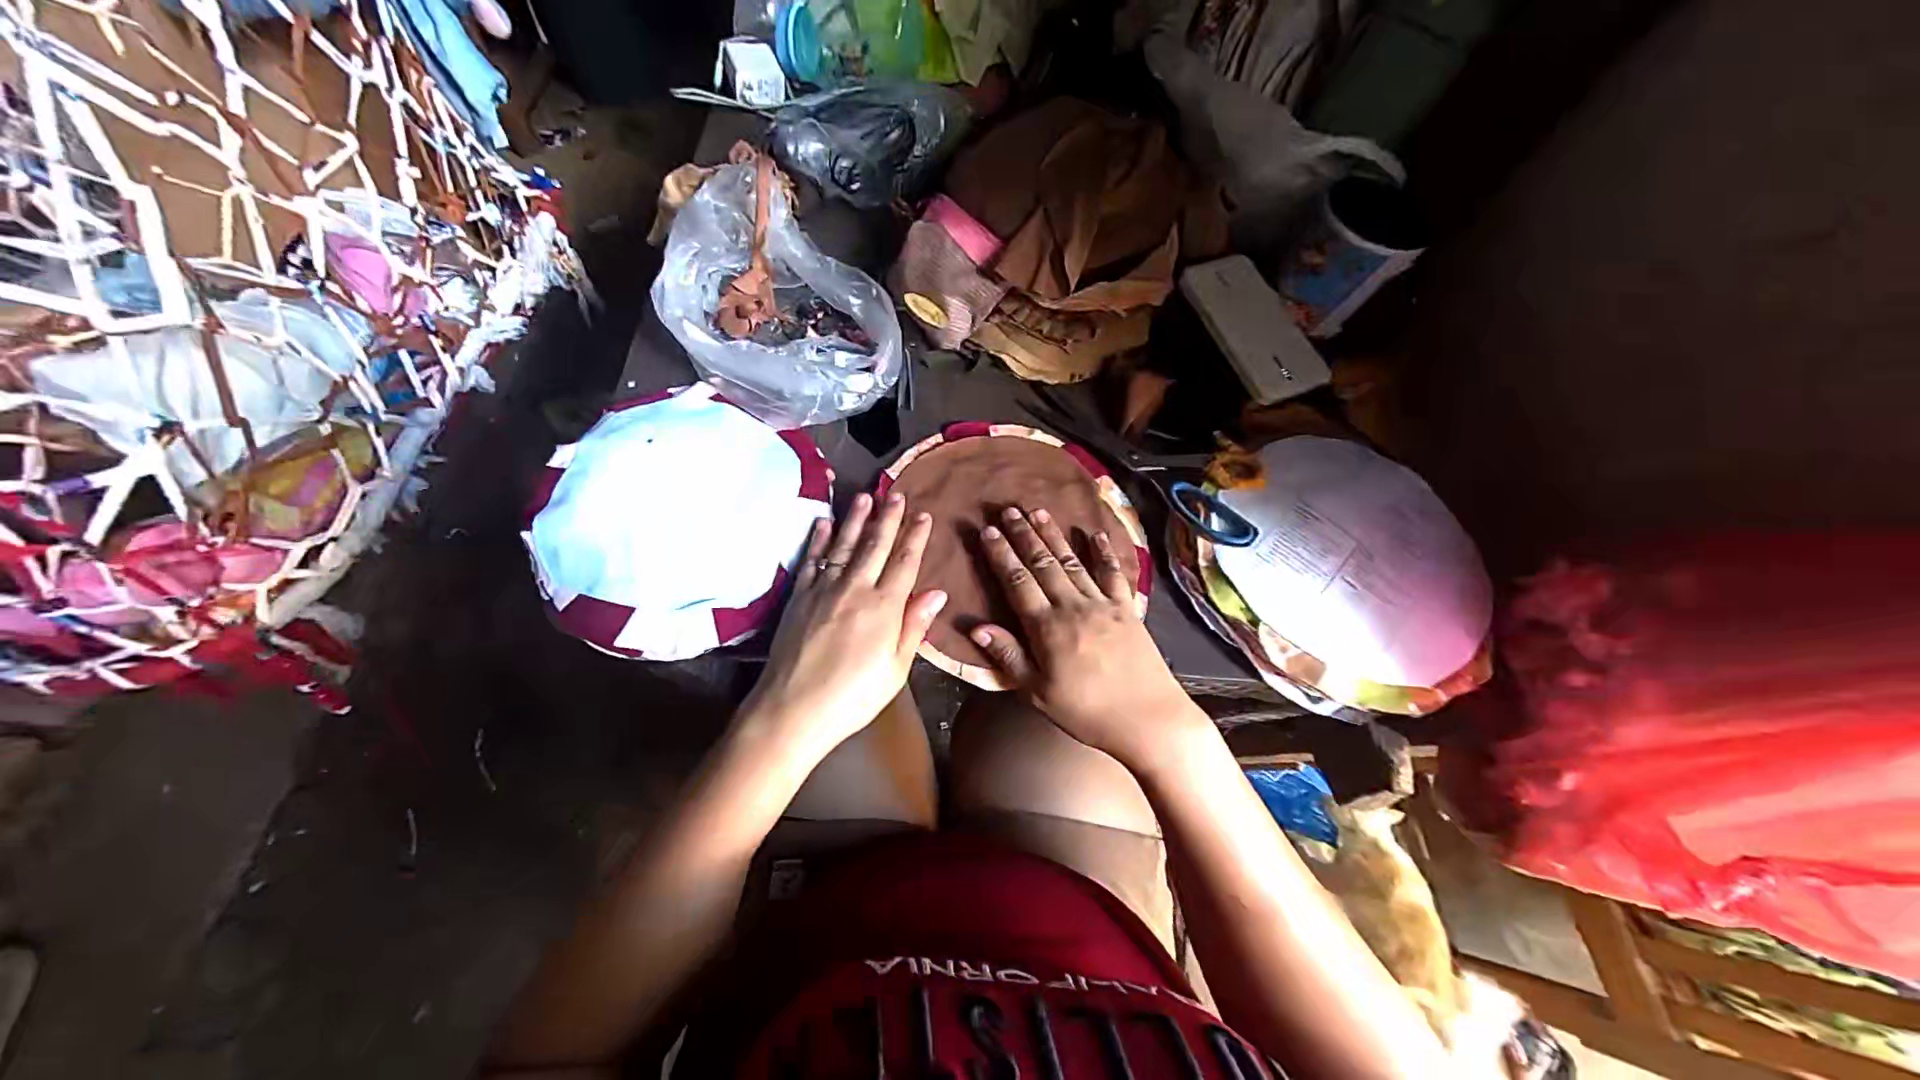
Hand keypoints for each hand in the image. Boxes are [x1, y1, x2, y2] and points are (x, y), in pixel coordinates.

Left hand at [742, 492, 944, 757]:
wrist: (792, 709)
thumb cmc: (853, 697)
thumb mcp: (895, 669)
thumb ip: (914, 626)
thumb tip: (936, 592)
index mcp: (885, 608)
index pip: (905, 563)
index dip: (916, 537)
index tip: (924, 515)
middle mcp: (855, 589)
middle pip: (876, 546)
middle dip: (889, 518)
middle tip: (897, 494)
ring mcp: (824, 590)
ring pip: (844, 545)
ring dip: (856, 519)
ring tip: (865, 496)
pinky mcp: (799, 597)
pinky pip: (812, 560)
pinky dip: (820, 539)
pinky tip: (825, 523)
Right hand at [971, 506, 1205, 767]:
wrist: (1150, 721)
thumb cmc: (1087, 713)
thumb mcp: (1038, 693)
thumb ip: (1009, 657)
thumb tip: (976, 627)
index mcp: (1048, 629)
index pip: (1018, 582)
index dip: (1001, 555)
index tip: (988, 531)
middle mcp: (1074, 607)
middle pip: (1043, 564)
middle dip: (1024, 535)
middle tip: (1009, 509)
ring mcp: (1103, 605)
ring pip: (1073, 562)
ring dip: (1054, 535)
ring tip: (1038, 511)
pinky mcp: (1127, 610)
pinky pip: (1113, 574)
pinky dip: (1103, 553)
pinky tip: (1095, 535)